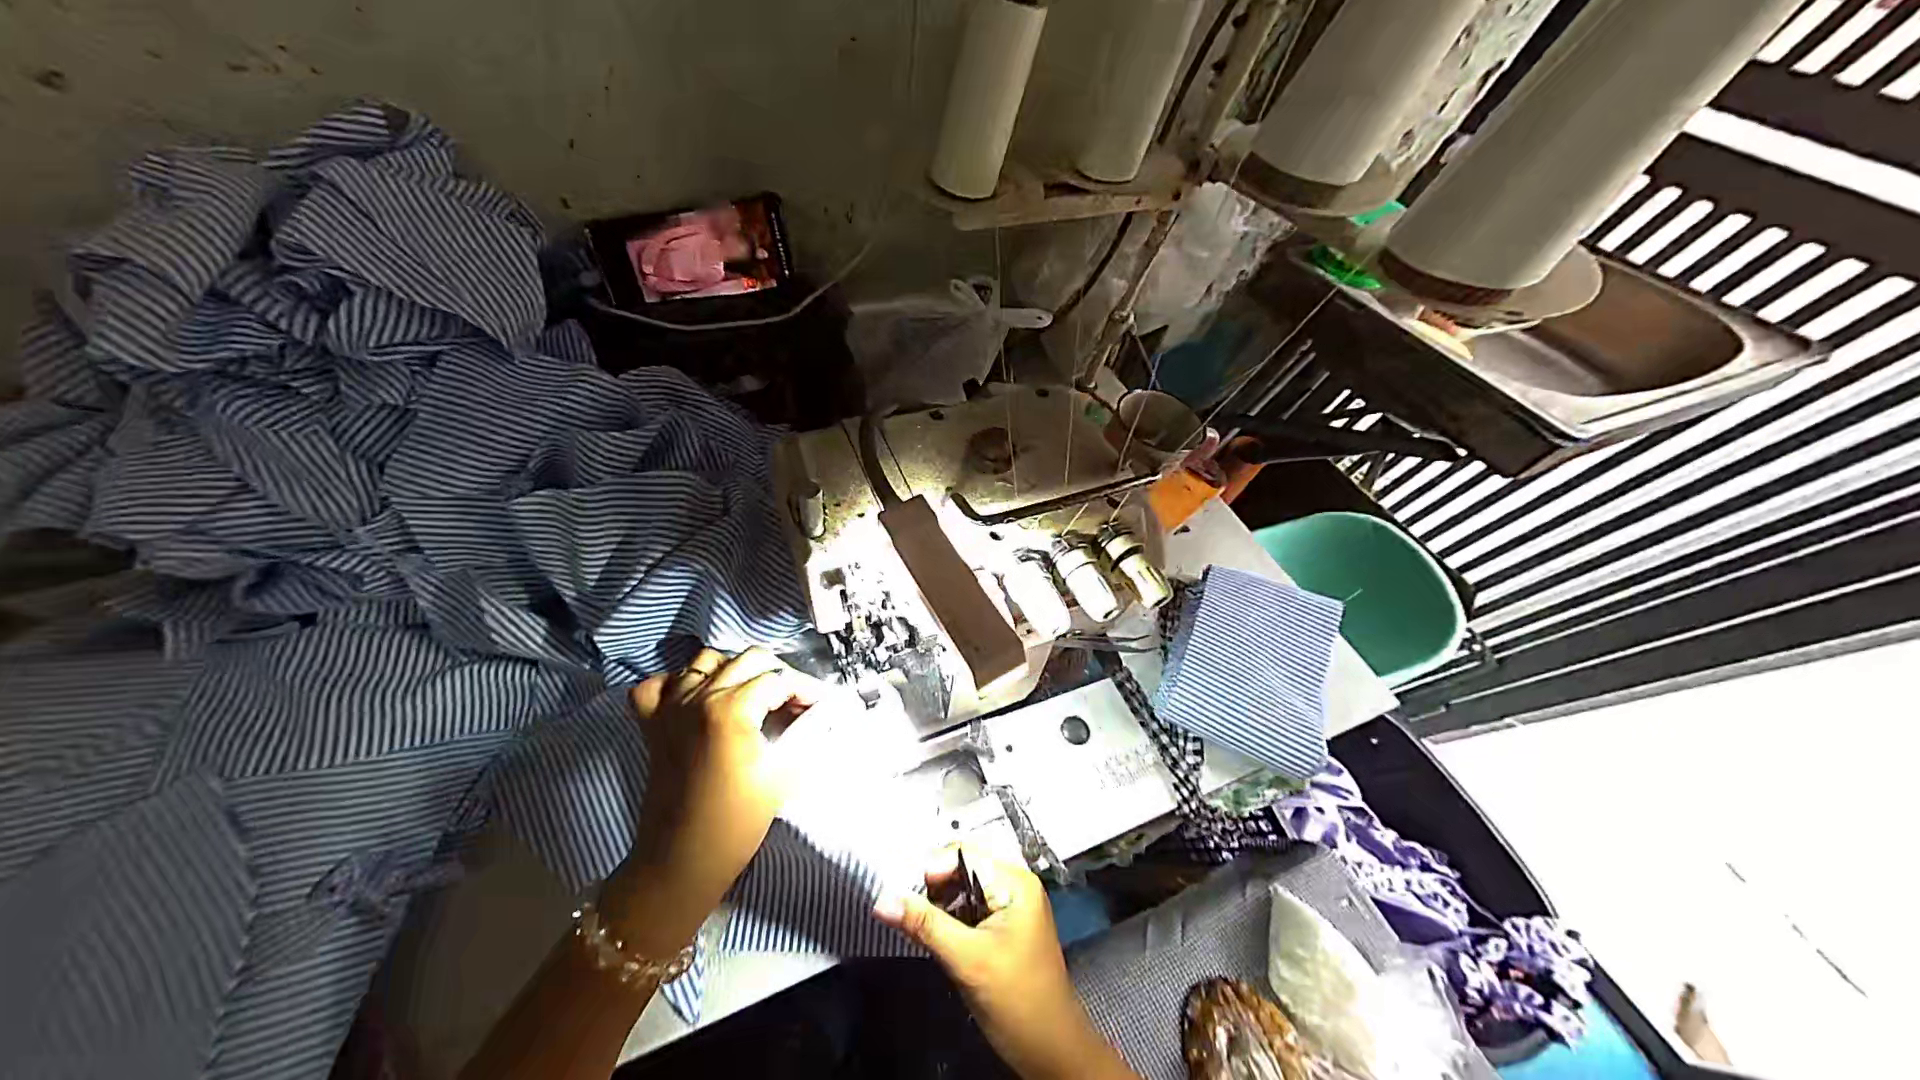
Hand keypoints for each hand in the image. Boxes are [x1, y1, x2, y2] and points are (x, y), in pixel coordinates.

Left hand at [601, 647, 820, 954]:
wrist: (682, 861)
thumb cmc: (735, 823)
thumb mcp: (783, 774)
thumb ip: (808, 733)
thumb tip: (829, 709)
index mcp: (730, 709)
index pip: (780, 679)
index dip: (808, 689)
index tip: (824, 703)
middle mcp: (697, 698)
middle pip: (749, 660)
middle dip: (780, 675)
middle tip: (797, 701)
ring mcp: (670, 708)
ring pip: (707, 661)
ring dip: (737, 670)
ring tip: (756, 696)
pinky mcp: (652, 724)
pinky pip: (660, 684)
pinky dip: (681, 682)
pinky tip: (701, 698)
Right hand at [875, 848, 1135, 1079]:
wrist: (1050, 1051)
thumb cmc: (1023, 1004)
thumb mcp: (966, 959)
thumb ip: (924, 924)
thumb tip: (886, 900)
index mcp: (1015, 882)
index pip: (963, 854)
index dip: (932, 869)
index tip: (906, 892)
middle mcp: (1014, 887)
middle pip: (960, 870)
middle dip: (932, 890)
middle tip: (910, 912)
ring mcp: (1008, 909)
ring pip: (960, 892)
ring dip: (938, 908)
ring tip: (923, 929)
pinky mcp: (1000, 930)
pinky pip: (966, 912)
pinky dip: (948, 922)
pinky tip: (938, 940)